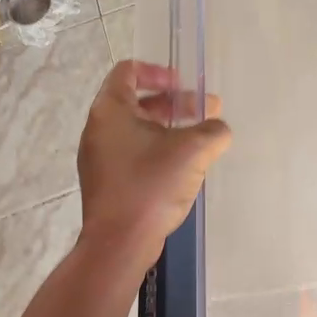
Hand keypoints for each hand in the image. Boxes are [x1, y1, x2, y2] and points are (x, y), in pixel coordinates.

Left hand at [77, 60, 230, 274]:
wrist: (118, 245)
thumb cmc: (150, 185)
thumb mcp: (193, 151)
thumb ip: (213, 131)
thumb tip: (219, 130)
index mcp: (110, 110)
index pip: (128, 71)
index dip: (158, 72)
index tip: (183, 86)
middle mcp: (97, 128)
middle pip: (136, 100)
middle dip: (174, 103)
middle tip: (205, 111)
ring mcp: (97, 157)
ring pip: (135, 128)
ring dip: (168, 127)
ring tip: (199, 140)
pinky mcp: (104, 181)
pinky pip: (131, 151)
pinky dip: (156, 148)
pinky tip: (181, 166)